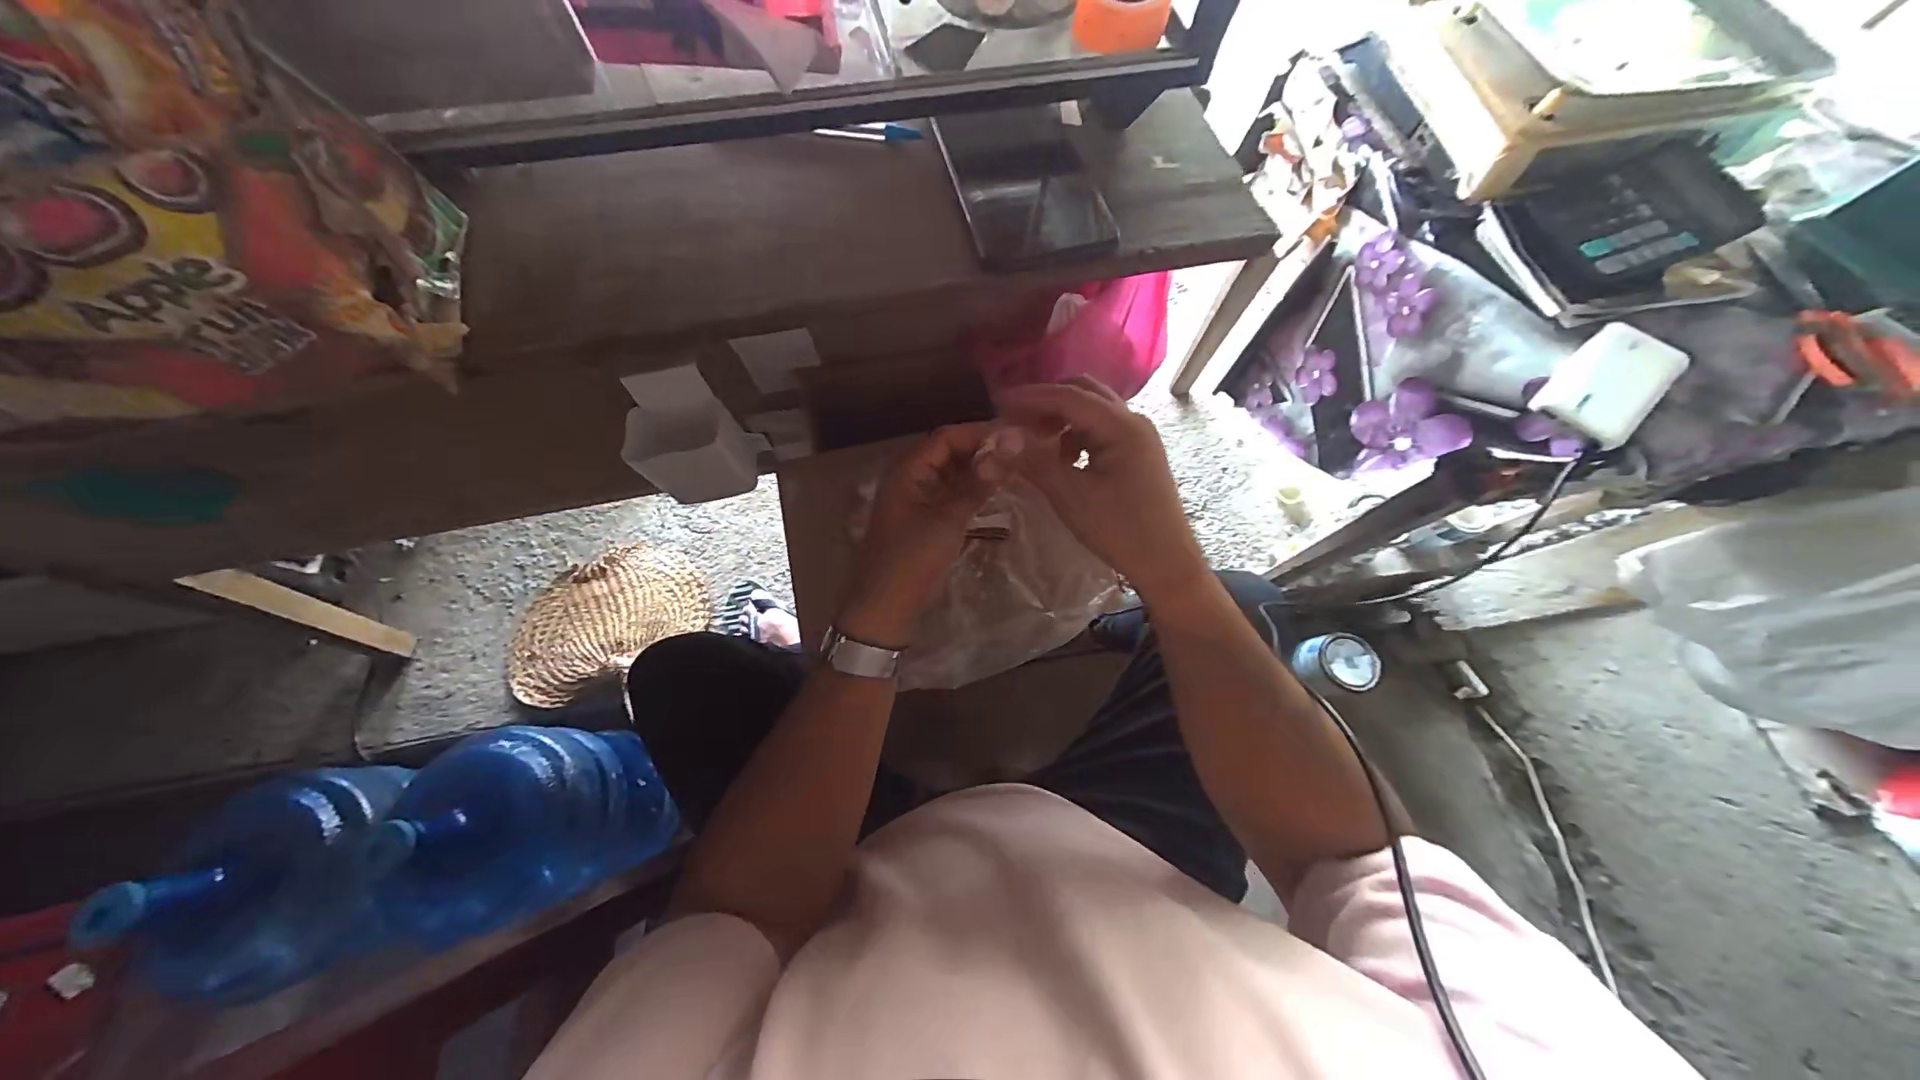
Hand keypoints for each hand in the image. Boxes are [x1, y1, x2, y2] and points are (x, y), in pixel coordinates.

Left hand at [839, 422, 1017, 647]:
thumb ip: (978, 483)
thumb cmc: (912, 560)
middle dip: (983, 450)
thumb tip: (1010, 445)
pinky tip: (998, 492)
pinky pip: (952, 496)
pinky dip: (974, 491)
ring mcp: (919, 501)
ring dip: (980, 471)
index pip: (946, 437)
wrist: (886, 608)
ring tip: (1017, 468)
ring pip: (953, 475)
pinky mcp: (927, 521)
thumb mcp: (948, 520)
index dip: (979, 432)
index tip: (1015, 435)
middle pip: (950, 453)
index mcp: (908, 471)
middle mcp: (912, 479)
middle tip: (1022, 452)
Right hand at [998, 377, 1208, 600]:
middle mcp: (1134, 422)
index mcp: (1121, 426)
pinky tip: (1061, 459)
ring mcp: (1139, 437)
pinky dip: (1075, 436)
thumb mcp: (1071, 496)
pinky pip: (1101, 431)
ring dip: (1060, 419)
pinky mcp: (1138, 454)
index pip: (1068, 396)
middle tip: (1014, 418)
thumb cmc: (1120, 530)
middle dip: (1047, 402)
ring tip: (1033, 442)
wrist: (1167, 564)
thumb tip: (998, 438)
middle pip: (1084, 393)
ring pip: (1093, 411)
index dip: (1030, 398)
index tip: (997, 404)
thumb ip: (1034, 461)